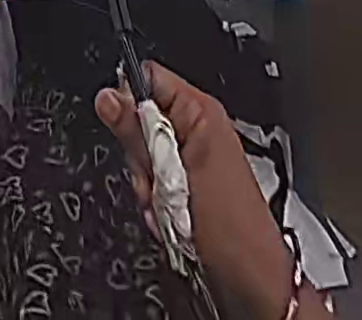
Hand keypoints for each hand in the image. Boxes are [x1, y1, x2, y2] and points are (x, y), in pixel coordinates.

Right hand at [97, 63, 295, 317]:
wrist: (253, 285)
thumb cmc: (233, 231)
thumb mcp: (174, 176)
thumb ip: (137, 132)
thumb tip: (107, 96)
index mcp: (199, 110)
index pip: (146, 76)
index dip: (128, 98)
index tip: (127, 128)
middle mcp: (196, 127)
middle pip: (139, 116)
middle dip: (137, 152)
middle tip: (156, 178)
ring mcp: (191, 155)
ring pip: (142, 150)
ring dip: (145, 181)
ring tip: (166, 202)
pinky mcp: (186, 180)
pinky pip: (152, 175)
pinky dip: (153, 197)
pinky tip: (168, 213)